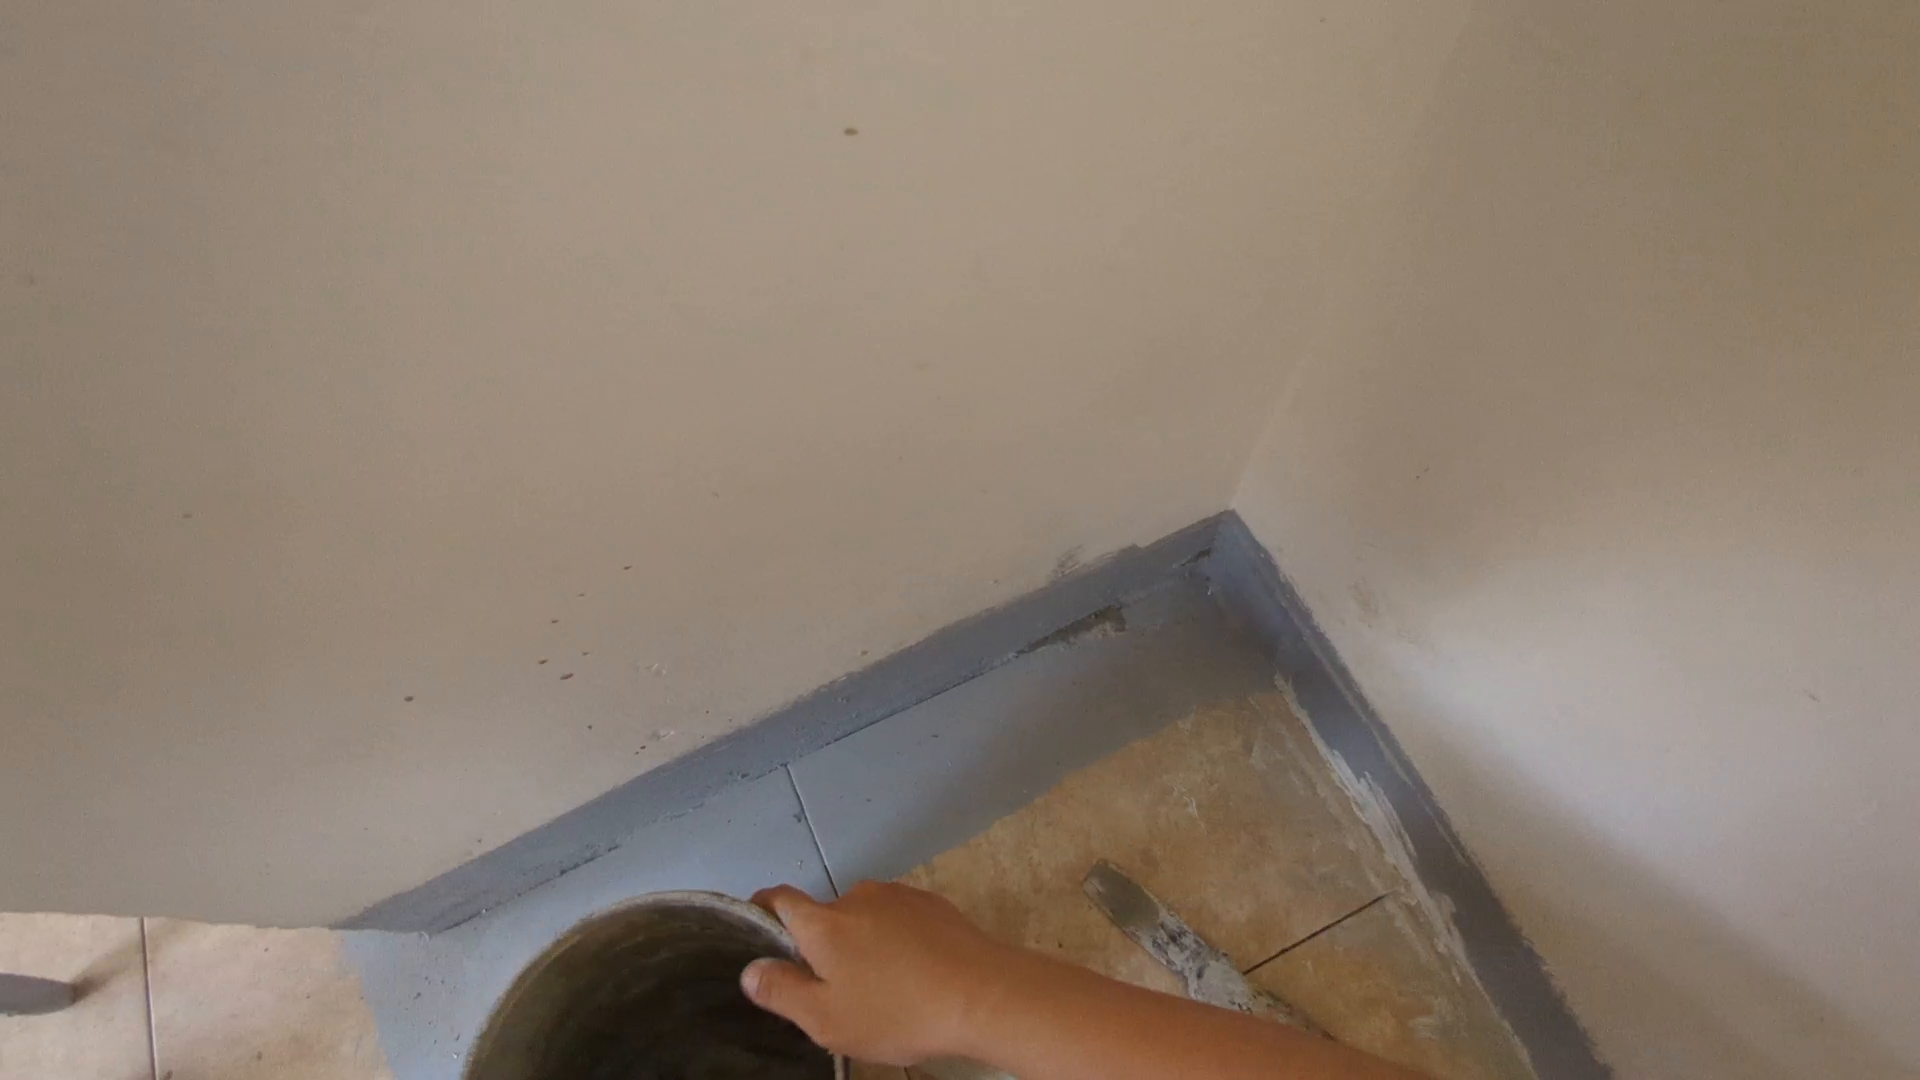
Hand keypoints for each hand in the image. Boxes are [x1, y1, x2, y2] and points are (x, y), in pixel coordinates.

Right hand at [743, 881, 1027, 1065]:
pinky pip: (895, 917)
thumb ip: (783, 991)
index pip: (780, 899)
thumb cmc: (896, 1010)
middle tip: (834, 990)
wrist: (980, 991)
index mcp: (825, 923)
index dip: (762, 908)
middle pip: (825, 915)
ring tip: (879, 986)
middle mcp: (857, 896)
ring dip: (860, 943)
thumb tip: (751, 968)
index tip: (754, 924)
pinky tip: (911, 970)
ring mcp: (897, 894)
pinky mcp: (929, 900)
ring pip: (862, 917)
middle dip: (821, 946)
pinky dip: (892, 938)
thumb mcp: (828, 1019)